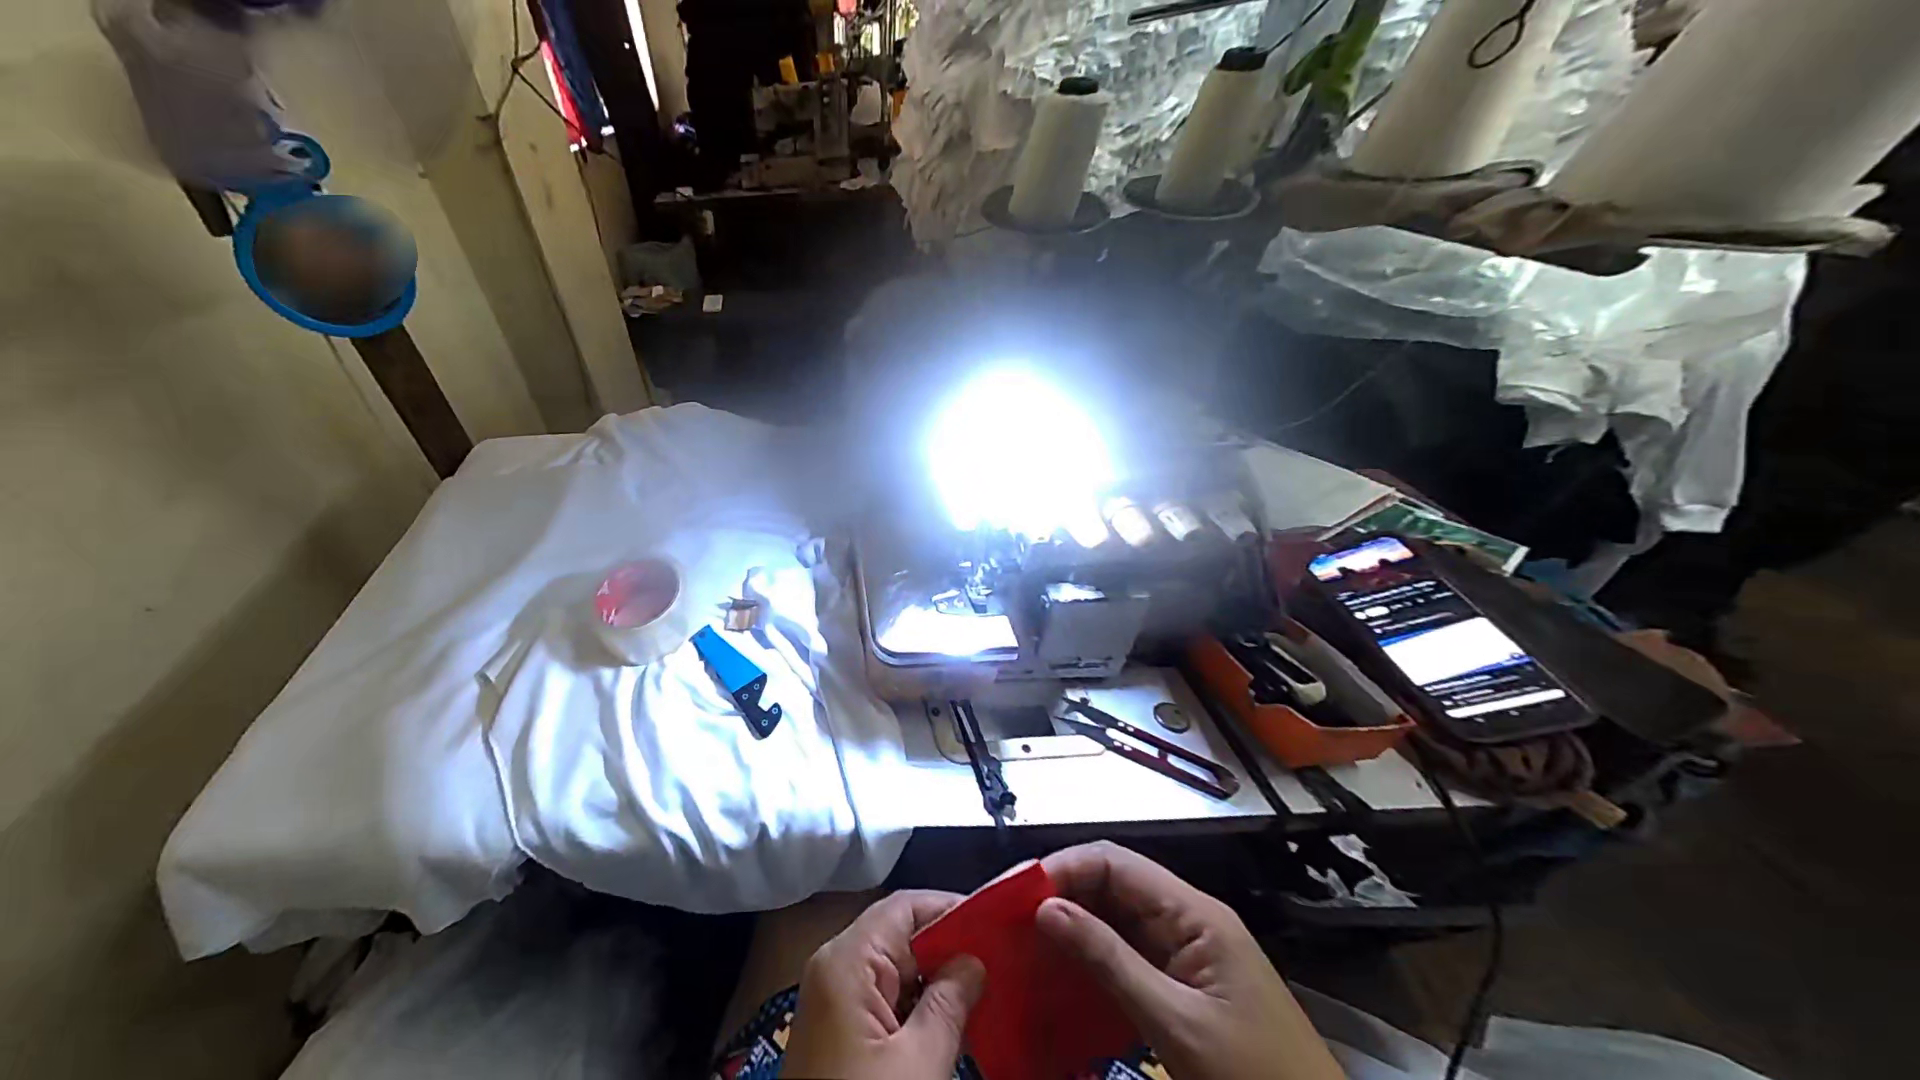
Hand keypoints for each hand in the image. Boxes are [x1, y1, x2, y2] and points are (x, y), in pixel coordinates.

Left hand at [781, 890, 987, 1079]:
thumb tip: (974, 960)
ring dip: (936, 975)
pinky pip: (884, 995)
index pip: (905, 907)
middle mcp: (836, 967)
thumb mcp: (919, 1063)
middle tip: (1000, 957)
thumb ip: (950, 1001)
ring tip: (986, 983)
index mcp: (848, 960)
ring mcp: (834, 998)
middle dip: (948, 944)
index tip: (996, 924)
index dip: (951, 908)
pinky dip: (916, 1000)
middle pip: (899, 932)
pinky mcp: (838, 1028)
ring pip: (894, 965)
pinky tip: (952, 1015)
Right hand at [1037, 842, 1343, 1079]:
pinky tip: (1059, 971)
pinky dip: (1090, 956)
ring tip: (1024, 942)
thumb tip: (1047, 909)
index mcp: (1194, 912)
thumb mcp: (1176, 1022)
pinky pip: (1124, 952)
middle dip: (1060, 894)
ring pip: (1114, 917)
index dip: (1063, 868)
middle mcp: (1186, 918)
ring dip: (1071, 925)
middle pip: (1111, 884)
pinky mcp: (1179, 979)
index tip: (1018, 892)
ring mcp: (1183, 949)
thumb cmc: (1257, 1077)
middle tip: (1010, 919)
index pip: (1115, 863)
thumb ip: (1110, 961)